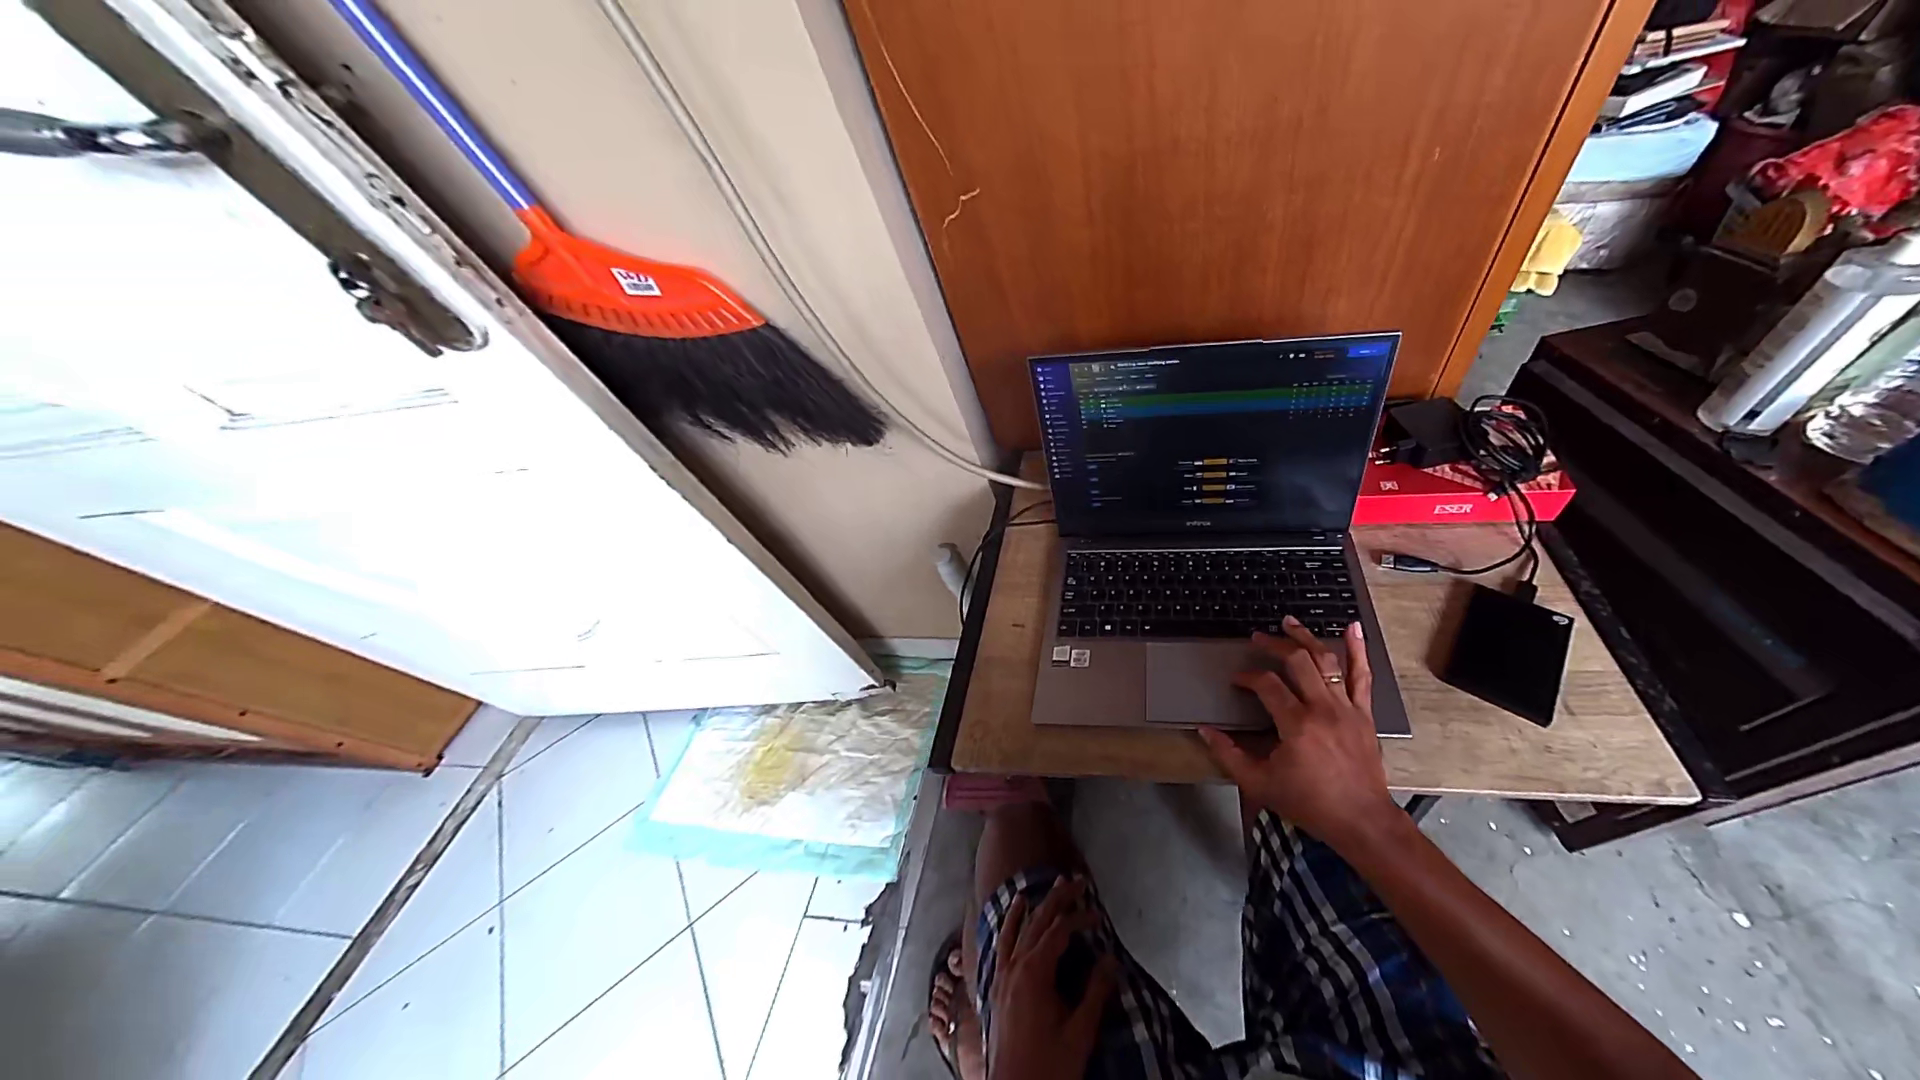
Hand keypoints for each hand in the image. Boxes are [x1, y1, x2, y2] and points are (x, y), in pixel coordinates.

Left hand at [986, 876, 1118, 1079]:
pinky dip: (1006, 929)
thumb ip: (1095, 993)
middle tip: (1073, 881)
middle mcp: (1014, 966)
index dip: (1078, 917)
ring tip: (1033, 889)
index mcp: (1034, 972)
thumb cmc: (1049, 1066)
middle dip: (1055, 899)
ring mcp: (1001, 976)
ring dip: (1026, 910)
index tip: (1098, 914)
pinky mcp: (995, 988)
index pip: (1058, 931)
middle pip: (1035, 922)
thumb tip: (1110, 958)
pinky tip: (1008, 925)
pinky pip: (1000, 947)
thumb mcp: (1079, 1033)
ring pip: (1013, 931)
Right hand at [1198, 618, 1402, 851]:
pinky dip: (1359, 650)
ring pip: (1328, 661)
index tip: (1237, 681)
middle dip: (1274, 645)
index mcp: (1297, 725)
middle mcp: (1323, 710)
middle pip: (1298, 661)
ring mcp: (1348, 709)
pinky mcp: (1365, 714)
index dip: (1248, 677)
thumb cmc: (1310, 804)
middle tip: (1258, 637)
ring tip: (1290, 623)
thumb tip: (1205, 731)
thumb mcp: (1259, 783)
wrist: (1362, 822)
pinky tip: (1353, 628)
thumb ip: (1228, 754)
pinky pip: (1362, 676)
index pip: (1267, 685)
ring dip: (1307, 638)